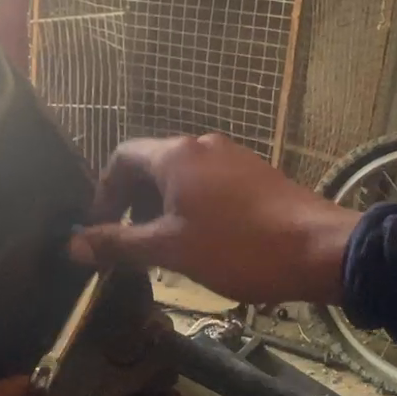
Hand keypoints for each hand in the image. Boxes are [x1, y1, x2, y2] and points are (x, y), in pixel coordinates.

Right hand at [67, 133, 362, 305]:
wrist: (323, 250)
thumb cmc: (238, 247)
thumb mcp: (171, 250)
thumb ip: (119, 243)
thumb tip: (73, 245)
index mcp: (175, 155)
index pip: (120, 157)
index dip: (102, 193)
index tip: (101, 229)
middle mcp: (201, 145)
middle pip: (149, 165)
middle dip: (130, 203)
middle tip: (128, 243)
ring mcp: (232, 157)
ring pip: (180, 176)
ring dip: (161, 208)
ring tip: (164, 249)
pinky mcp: (256, 175)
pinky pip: (208, 184)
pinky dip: (191, 207)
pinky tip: (202, 242)